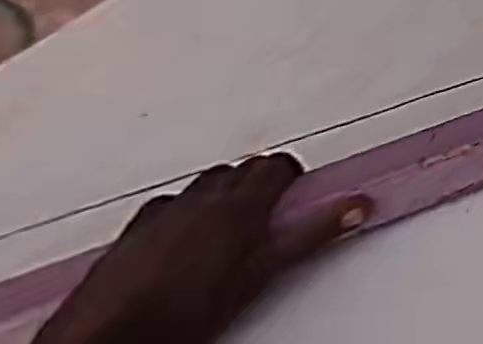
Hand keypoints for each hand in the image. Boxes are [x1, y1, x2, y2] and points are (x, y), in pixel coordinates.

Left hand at [35, 155, 369, 343]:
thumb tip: (357, 206)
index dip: (290, 177)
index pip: (277, 165)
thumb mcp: (258, 276)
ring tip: (225, 222)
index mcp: (238, 204)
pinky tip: (178, 238)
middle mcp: (199, 200)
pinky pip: (162, 207)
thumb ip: (311, 234)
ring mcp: (158, 217)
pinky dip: (178, 213)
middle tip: (267, 209)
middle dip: (257, 182)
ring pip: (202, 184)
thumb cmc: (176, 317)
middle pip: (240, 169)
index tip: (295, 194)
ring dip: (219, 193)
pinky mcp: (125, 237)